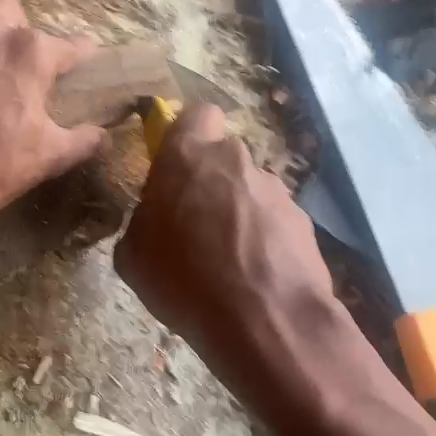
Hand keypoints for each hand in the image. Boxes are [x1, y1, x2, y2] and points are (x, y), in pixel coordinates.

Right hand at [115, 105, 338, 360]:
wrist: (264, 320)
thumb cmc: (182, 279)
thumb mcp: (133, 256)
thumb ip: (144, 222)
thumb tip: (156, 221)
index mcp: (188, 157)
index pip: (196, 115)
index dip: (187, 134)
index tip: (175, 166)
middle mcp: (235, 161)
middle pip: (221, 158)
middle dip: (209, 183)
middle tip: (194, 226)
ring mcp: (275, 189)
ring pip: (248, 190)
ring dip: (237, 214)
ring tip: (226, 262)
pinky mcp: (303, 221)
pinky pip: (273, 221)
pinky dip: (263, 240)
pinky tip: (253, 277)